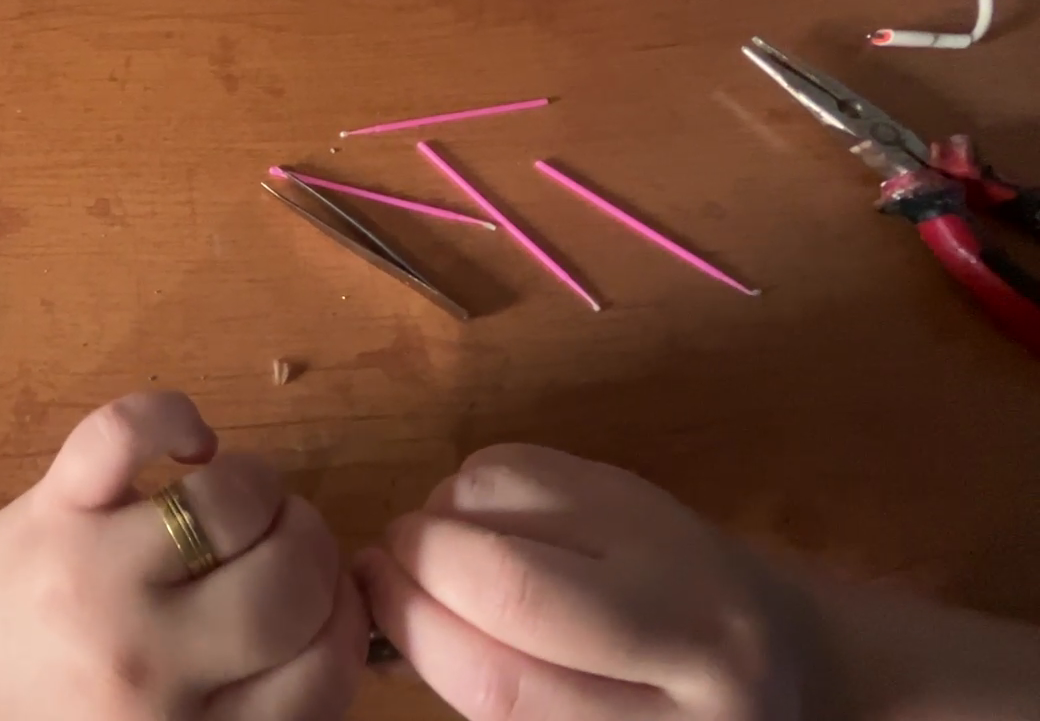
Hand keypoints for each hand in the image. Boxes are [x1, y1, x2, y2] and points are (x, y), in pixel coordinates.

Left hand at [0, 391, 366, 720]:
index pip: (323, 676)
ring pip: (233, 499)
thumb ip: (247, 707)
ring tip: (241, 499)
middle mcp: (148, 660)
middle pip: (291, 580)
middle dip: (312, 548)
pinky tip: (191, 442)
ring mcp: (96, 569)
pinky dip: (173, 416)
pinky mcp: (53, 501)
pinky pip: (127, 429)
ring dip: (262, 487)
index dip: (343, 624)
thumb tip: (334, 623)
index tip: (326, 602)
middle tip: (289, 542)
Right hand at [354, 444, 819, 720]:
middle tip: (389, 560)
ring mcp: (666, 539)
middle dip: (415, 559)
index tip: (370, 596)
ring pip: (496, 502)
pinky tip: (488, 519)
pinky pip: (506, 461)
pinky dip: (464, 489)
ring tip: (451, 546)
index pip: (502, 682)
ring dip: (436, 516)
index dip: (413, 629)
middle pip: (507, 583)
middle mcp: (687, 639)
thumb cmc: (658, 710)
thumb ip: (486, 682)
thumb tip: (377, 608)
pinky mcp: (633, 478)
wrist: (787, 656)